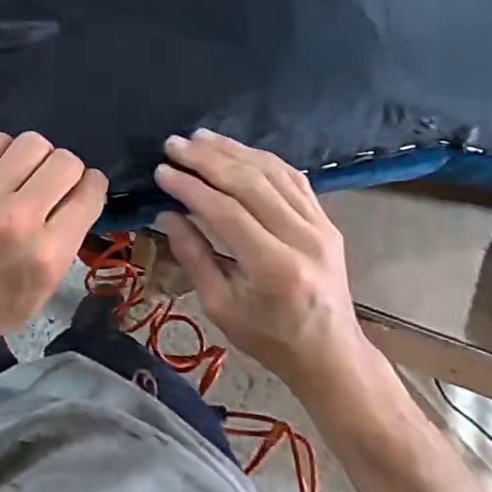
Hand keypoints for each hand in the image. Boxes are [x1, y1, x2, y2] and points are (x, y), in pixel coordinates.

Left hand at [0, 131, 107, 366]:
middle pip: (65, 162)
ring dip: (38, 156)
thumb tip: (79, 197)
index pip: (89, 194)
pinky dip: (6, 152)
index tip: (84, 188)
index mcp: (48, 255)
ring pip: (33, 143)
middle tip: (54, 184)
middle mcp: (20, 220)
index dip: (93, 186)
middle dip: (68, 170)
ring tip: (27, 174)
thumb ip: (67, 243)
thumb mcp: (43, 291)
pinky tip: (1, 170)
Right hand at [153, 130, 370, 387]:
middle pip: (250, 183)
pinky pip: (293, 177)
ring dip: (232, 150)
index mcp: (274, 267)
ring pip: (272, 172)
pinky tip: (236, 150)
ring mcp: (321, 226)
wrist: (330, 354)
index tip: (161, 171)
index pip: (226, 211)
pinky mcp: (327, 220)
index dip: (190, 187)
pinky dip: (261, 159)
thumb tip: (166, 213)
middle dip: (207, 159)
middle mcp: (302, 238)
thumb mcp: (219, 305)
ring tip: (199, 137)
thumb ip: (193, 255)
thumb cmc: (268, 338)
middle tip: (173, 144)